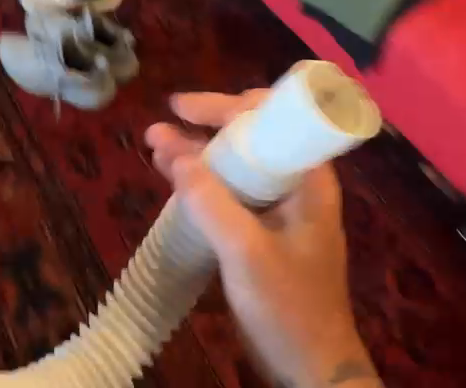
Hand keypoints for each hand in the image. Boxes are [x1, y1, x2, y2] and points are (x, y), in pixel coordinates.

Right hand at [147, 91, 381, 387]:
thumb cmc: (289, 307)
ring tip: (153, 146)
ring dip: (195, 152)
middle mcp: (295, 185)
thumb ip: (210, 201)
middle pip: (248, 136)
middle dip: (201, 127)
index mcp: (307, 179)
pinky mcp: (262, 232)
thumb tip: (171, 151)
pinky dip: (199, 180)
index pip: (271, 117)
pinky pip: (229, 191)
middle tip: (160, 127)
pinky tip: (170, 179)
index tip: (183, 107)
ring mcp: (279, 210)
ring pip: (235, 163)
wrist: (312, 374)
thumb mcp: (246, 252)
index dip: (226, 105)